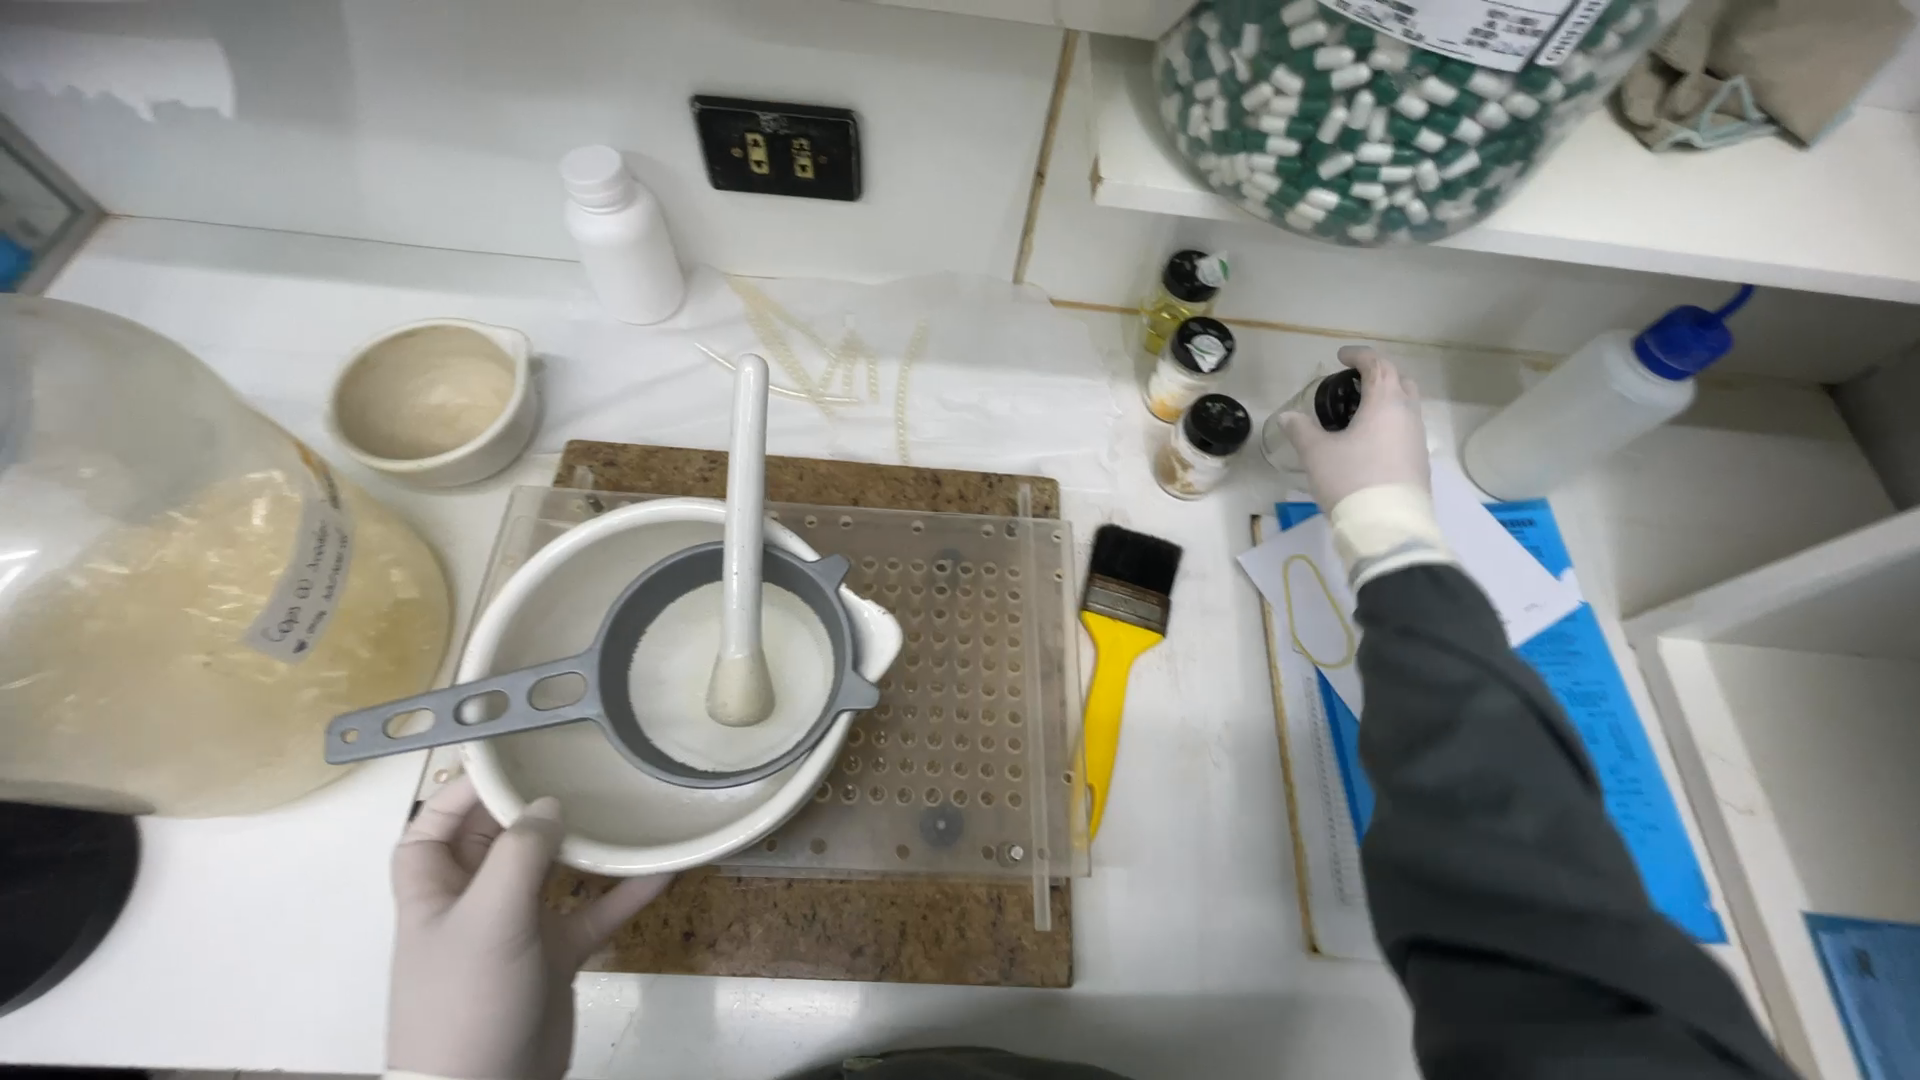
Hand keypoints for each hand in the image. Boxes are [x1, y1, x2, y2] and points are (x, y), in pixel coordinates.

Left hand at [387, 776, 670, 1079]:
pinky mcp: (555, 954)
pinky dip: (625, 891)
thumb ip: (520, 854)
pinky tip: (664, 868)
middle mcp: (474, 903)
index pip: (431, 828)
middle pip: (497, 840)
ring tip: (620, 803)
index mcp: (435, 893)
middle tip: (578, 766)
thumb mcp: (489, 919)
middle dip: (531, 805)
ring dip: (584, 843)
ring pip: (551, 871)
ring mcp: (517, 930)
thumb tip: (549, 804)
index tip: (511, 757)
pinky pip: (594, 910)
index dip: (459, 791)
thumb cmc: (468, 1001)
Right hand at [1279, 345, 1430, 509]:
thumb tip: (1288, 416)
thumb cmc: (1350, 480)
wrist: (1386, 525)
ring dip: (1385, 401)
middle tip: (1354, 384)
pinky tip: (1368, 442)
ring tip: (1358, 414)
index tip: (1341, 357)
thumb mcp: (1316, 454)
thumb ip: (1301, 430)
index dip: (1360, 356)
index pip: (1378, 365)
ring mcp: (1417, 439)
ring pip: (1406, 407)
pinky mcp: (1418, 461)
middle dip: (1379, 375)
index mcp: (1386, 404)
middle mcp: (1408, 415)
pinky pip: (1405, 430)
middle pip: (1400, 381)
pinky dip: (1389, 424)